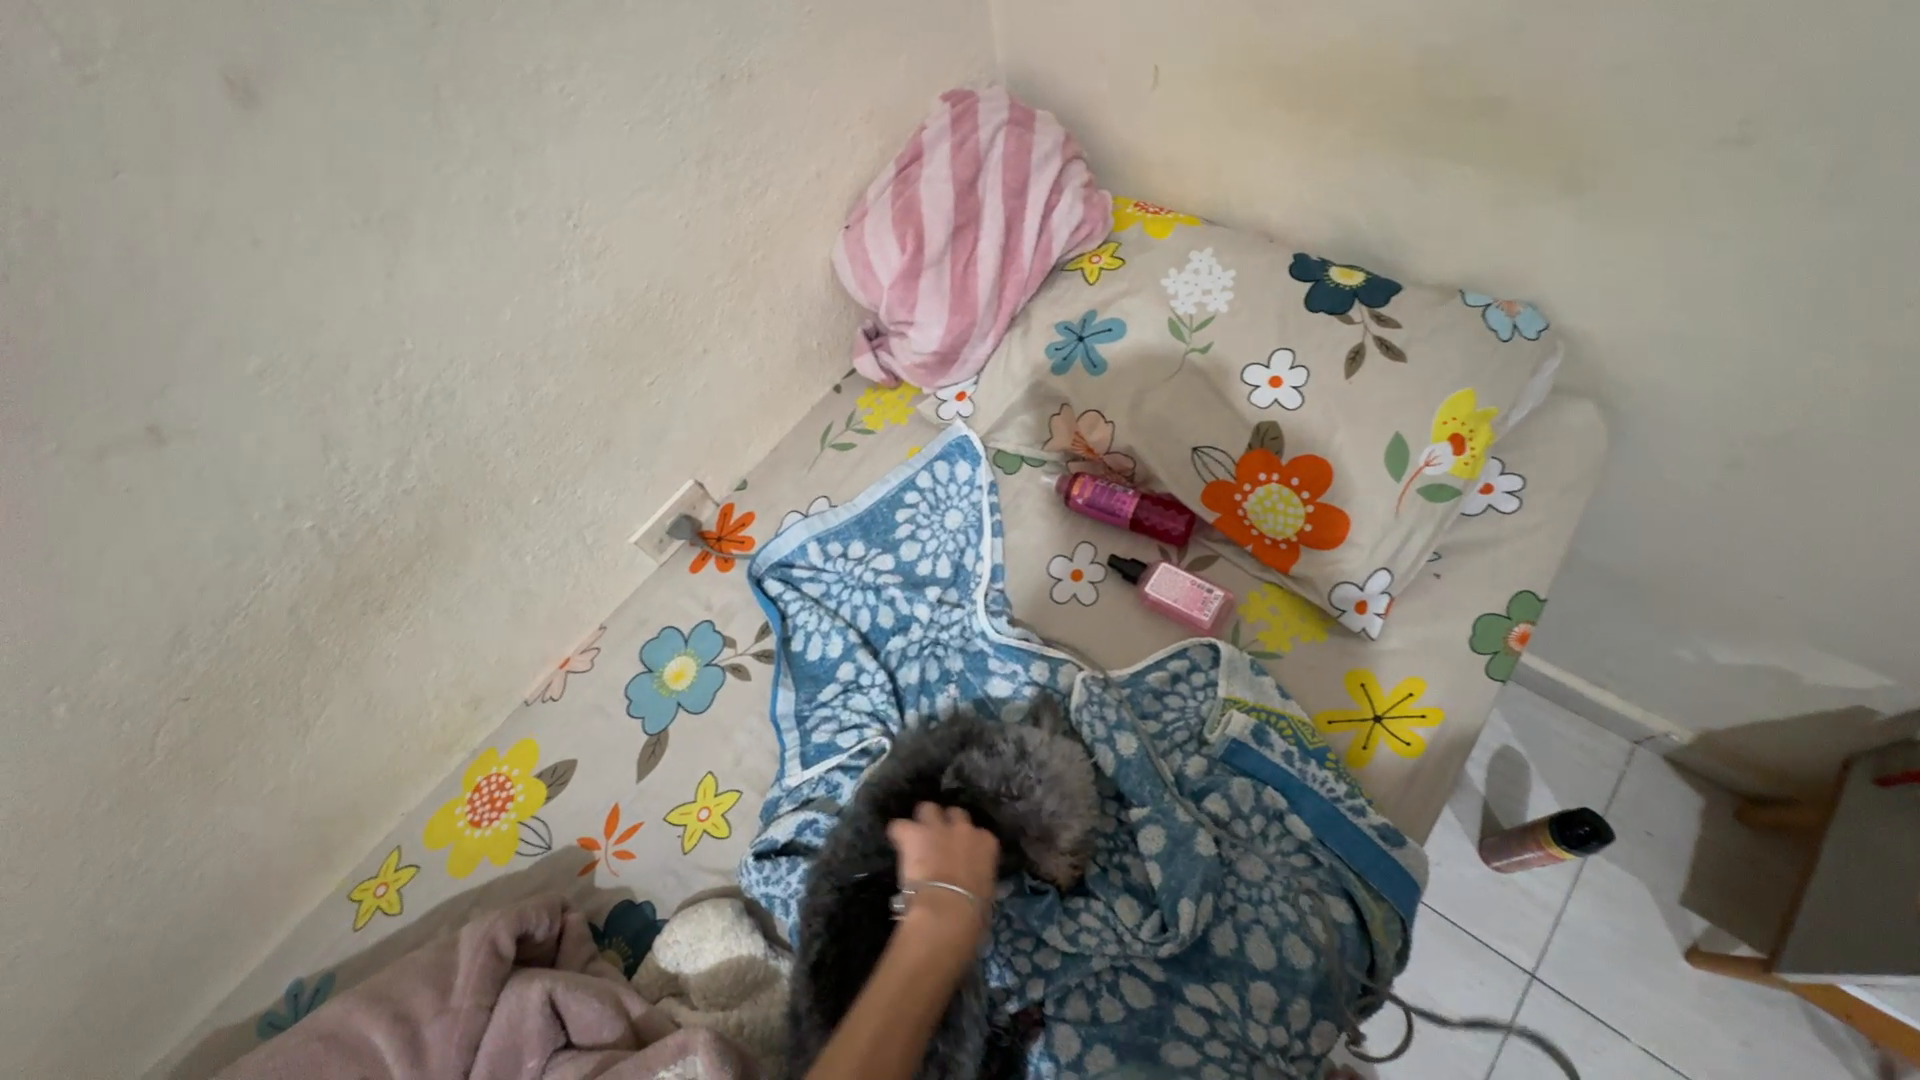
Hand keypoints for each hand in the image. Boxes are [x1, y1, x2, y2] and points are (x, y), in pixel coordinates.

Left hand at [887, 803, 999, 950]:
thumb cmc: (974, 911)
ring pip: (928, 808)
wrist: (949, 909)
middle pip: (955, 813)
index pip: (980, 834)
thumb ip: (980, 880)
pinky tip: (896, 843)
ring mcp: (937, 827)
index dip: (968, 843)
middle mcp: (964, 828)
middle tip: (938, 841)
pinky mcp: (913, 833)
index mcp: (986, 843)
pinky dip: (897, 833)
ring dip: (922, 821)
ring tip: (916, 836)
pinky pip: (899, 825)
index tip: (962, 855)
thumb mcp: (987, 894)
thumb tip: (976, 887)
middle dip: (946, 823)